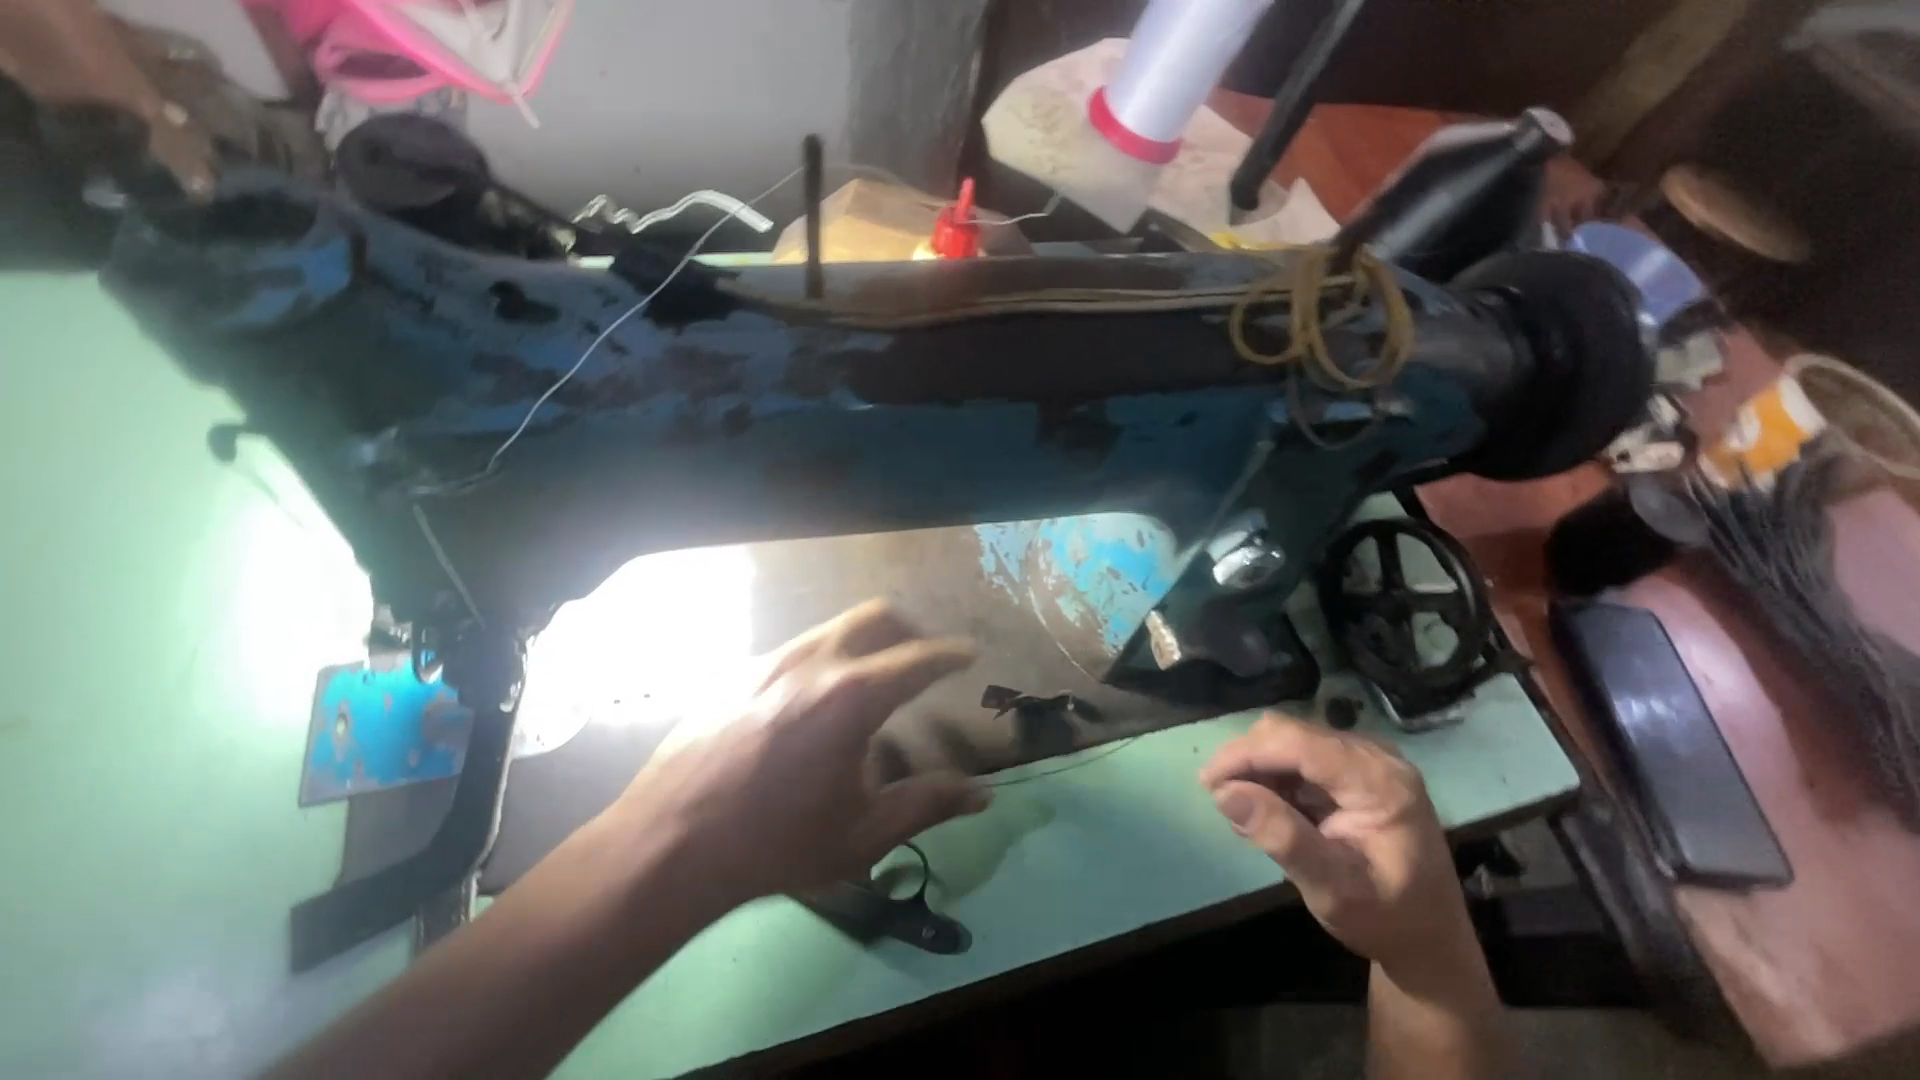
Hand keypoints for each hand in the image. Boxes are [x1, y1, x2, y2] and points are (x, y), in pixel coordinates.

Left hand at [606, 601, 990, 905]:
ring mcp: (766, 663)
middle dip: (909, 630)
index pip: (918, 658)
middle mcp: (812, 663)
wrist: (669, 844)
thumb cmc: (776, 842)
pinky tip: (808, 710)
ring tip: (867, 683)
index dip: (950, 655)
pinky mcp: (733, 676)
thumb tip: (981, 795)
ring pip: (829, 630)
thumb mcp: (862, 834)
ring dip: (862, 644)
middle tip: (922, 659)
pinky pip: (791, 653)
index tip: (968, 655)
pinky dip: (820, 663)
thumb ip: (927, 806)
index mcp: (852, 696)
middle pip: (875, 617)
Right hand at [1200, 712, 1473, 975]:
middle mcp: (1376, 757)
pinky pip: (1302, 754)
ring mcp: (1368, 759)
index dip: (1247, 753)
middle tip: (1223, 801)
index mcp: (1380, 783)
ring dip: (1259, 768)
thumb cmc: (1384, 918)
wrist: (1428, 938)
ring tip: (1247, 814)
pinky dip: (1275, 776)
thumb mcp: (1331, 889)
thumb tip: (1225, 793)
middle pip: (1292, 733)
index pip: (1299, 743)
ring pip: (1291, 739)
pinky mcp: (1356, 768)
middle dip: (1248, 760)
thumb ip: (1282, 838)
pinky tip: (1269, 810)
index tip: (1208, 782)